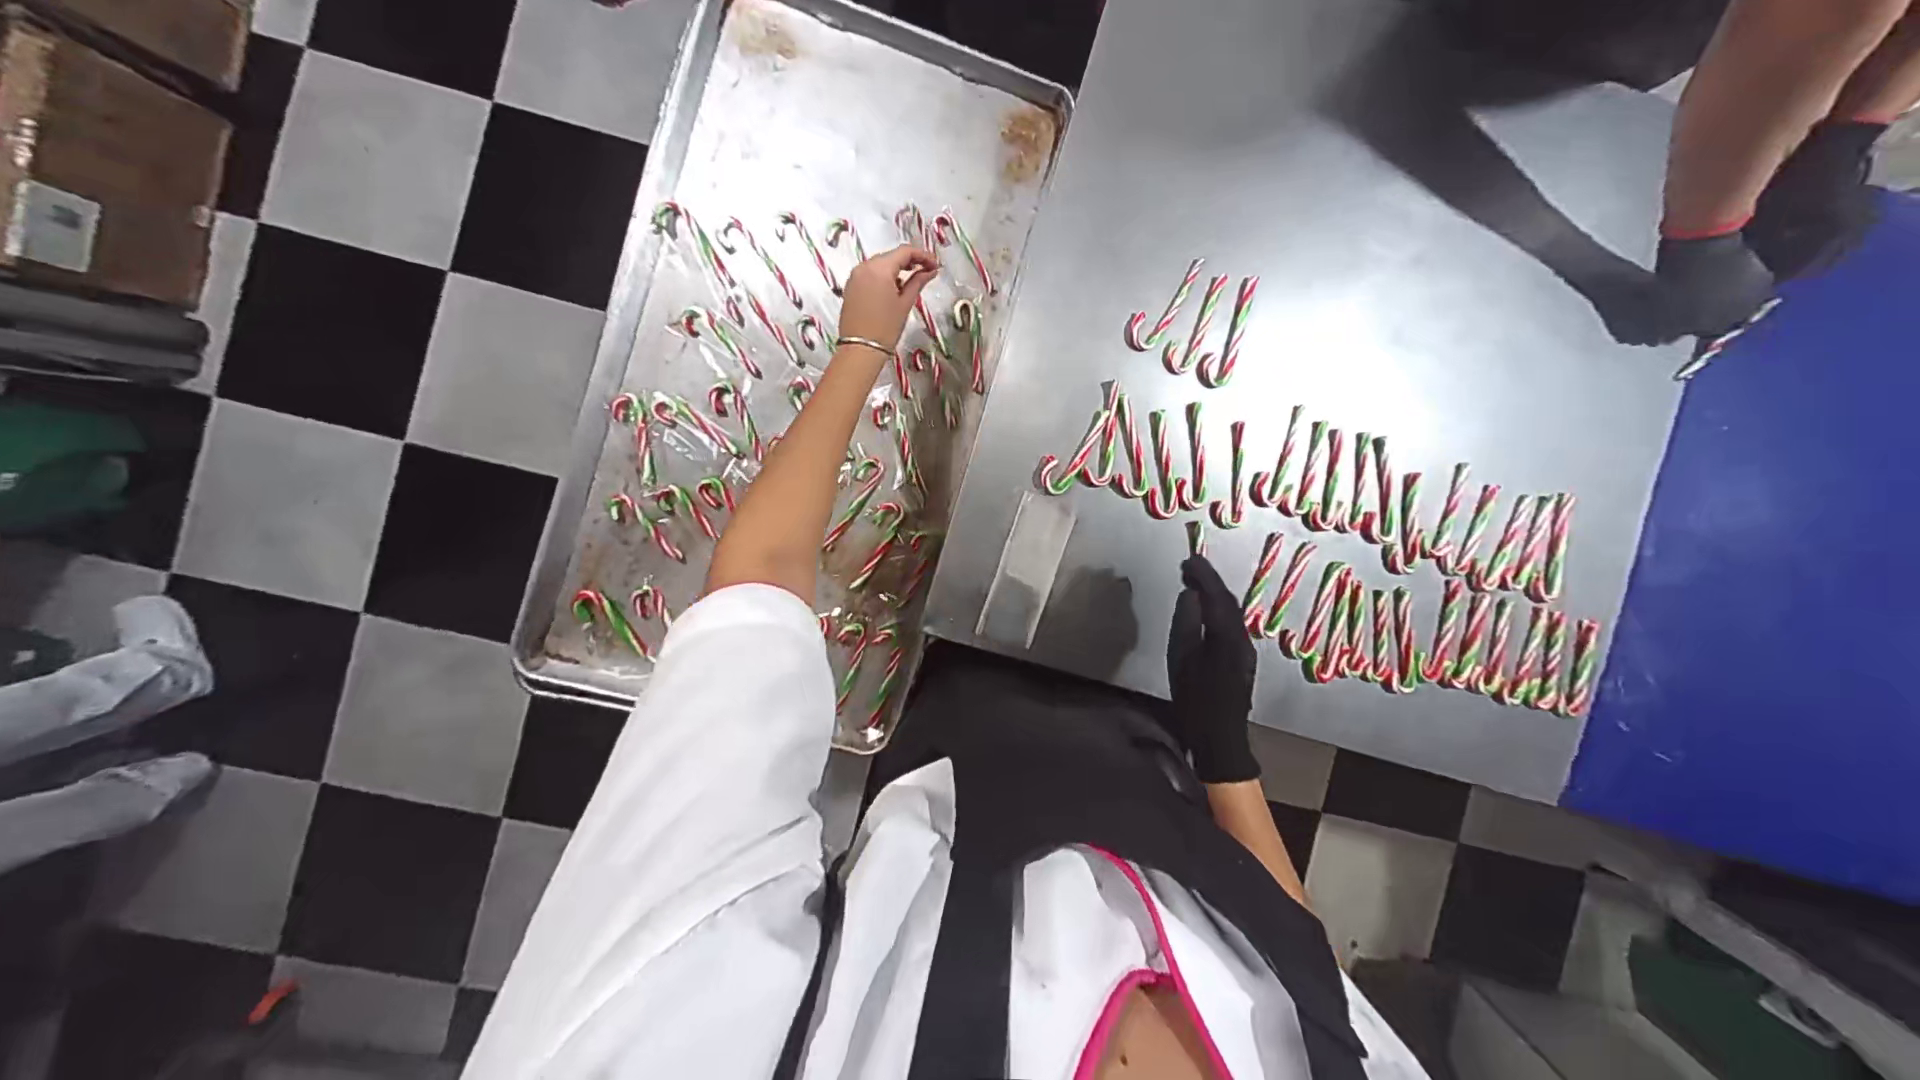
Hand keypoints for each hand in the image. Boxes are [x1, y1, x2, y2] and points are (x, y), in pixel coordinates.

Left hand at [837, 245, 939, 349]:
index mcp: (879, 268)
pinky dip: (883, 277)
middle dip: (908, 262)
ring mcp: (854, 277)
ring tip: (910, 283)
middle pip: (890, 256)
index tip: (934, 264)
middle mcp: (864, 267)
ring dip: (896, 269)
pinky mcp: (850, 287)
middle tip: (925, 272)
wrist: (860, 350)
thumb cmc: (885, 329)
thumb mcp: (905, 304)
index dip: (922, 255)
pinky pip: (869, 274)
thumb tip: (929, 271)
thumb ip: (917, 282)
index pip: (904, 252)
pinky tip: (893, 290)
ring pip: (879, 265)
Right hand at [1166, 555, 1258, 783]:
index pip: (1217, 596)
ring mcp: (1246, 650)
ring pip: (1231, 613)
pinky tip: (1204, 610)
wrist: (1220, 739)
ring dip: (1213, 595)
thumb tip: (1191, 595)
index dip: (1203, 575)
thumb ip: (1186, 623)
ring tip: (1193, 583)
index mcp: (1228, 637)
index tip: (1188, 559)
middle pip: (1228, 602)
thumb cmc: (1195, 701)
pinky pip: (1230, 624)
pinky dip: (1216, 610)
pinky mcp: (1242, 660)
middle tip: (1188, 566)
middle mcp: (1243, 639)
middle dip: (1209, 581)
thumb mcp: (1182, 660)